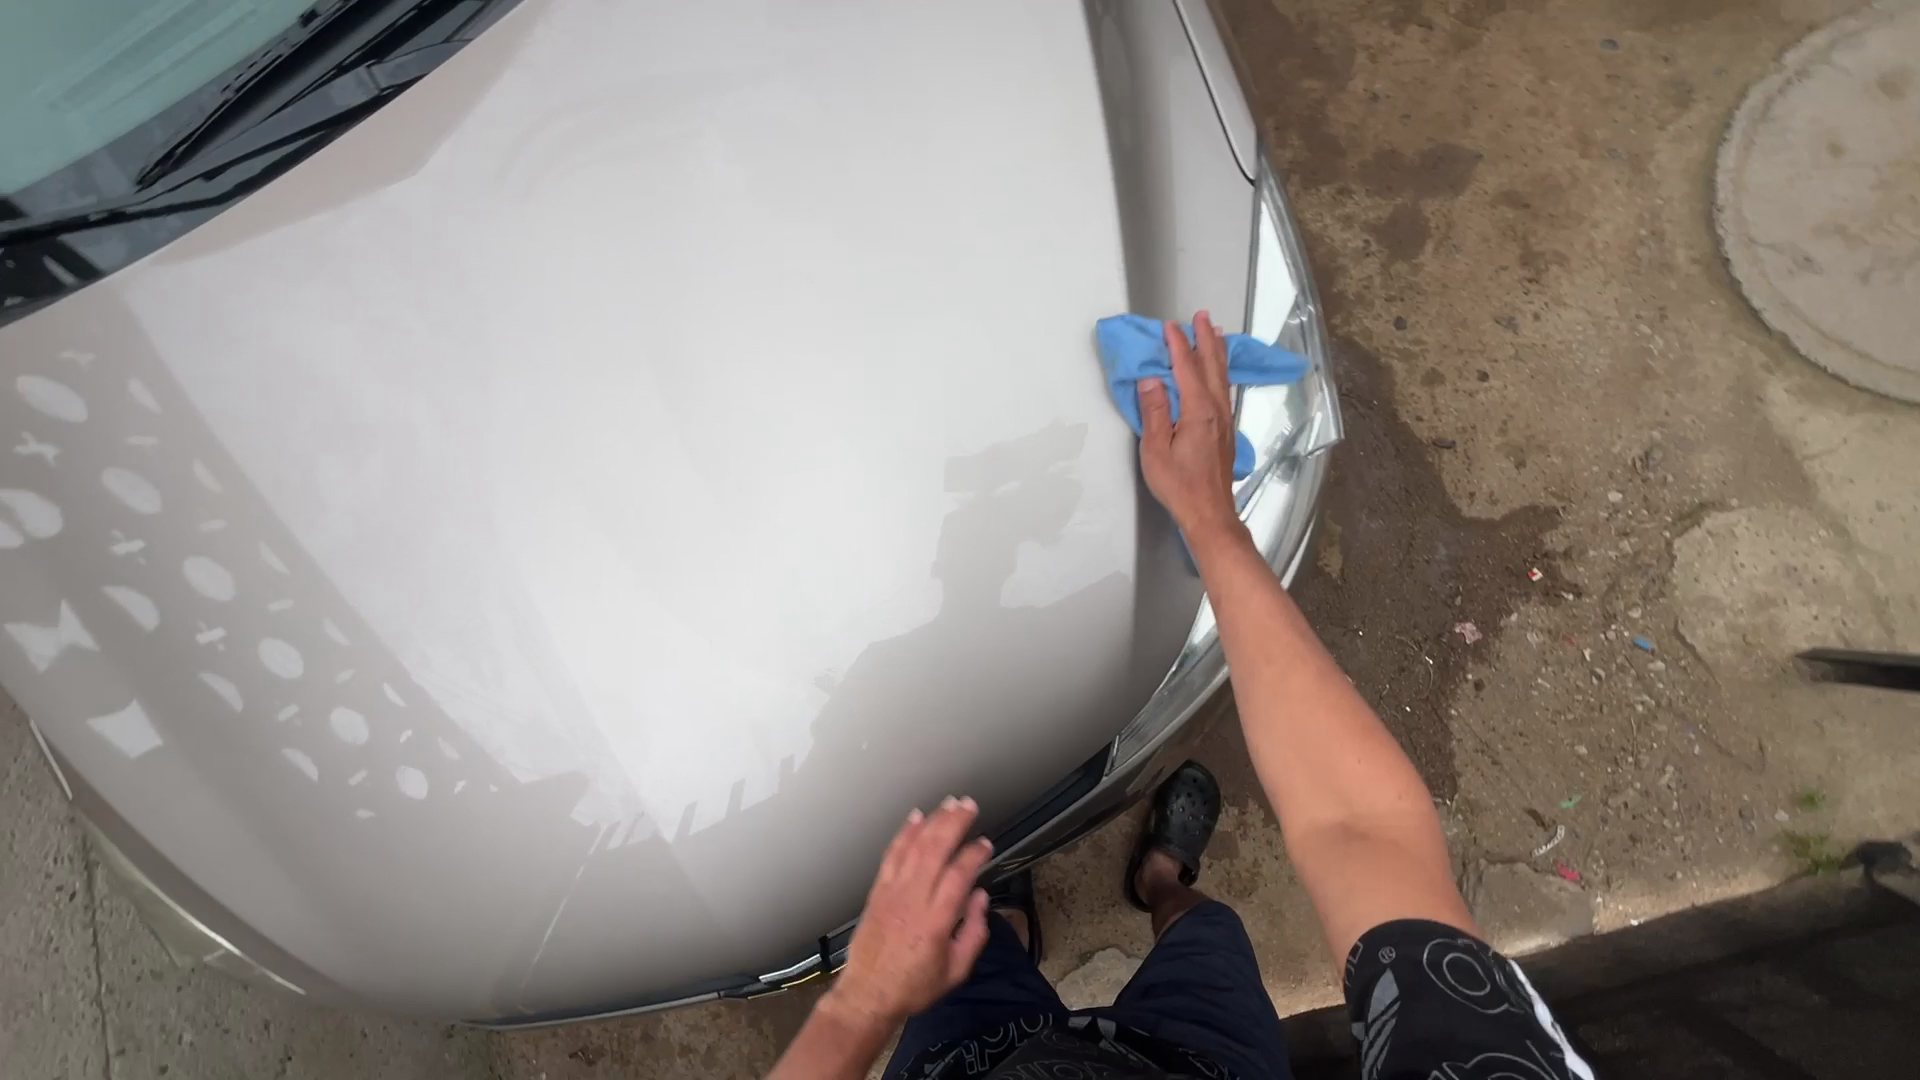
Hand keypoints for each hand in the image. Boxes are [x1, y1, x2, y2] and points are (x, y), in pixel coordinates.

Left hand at [824, 797, 993, 1029]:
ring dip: (932, 820)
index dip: (974, 855)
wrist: (868, 994)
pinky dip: (904, 832)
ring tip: (949, 804)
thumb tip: (981, 898)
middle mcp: (913, 899)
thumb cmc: (914, 985)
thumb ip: (975, 933)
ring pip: (914, 846)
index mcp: (936, 921)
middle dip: (954, 823)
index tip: (986, 844)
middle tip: (969, 806)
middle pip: (935, 850)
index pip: (959, 876)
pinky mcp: (879, 889)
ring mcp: (893, 891)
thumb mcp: (956, 971)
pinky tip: (916, 817)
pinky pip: (892, 854)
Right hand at [1138, 311, 1240, 540]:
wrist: (1209, 512)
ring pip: (1222, 377)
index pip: (1187, 370)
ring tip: (1215, 333)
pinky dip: (1220, 372)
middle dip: (1205, 339)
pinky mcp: (1225, 431)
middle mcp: (1216, 411)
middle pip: (1212, 367)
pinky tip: (1218, 372)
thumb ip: (1153, 413)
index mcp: (1198, 412)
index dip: (1178, 346)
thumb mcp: (1156, 450)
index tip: (1169, 327)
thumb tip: (1150, 381)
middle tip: (1201, 316)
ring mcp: (1224, 421)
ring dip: (1217, 353)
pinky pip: (1223, 390)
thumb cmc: (1178, 484)